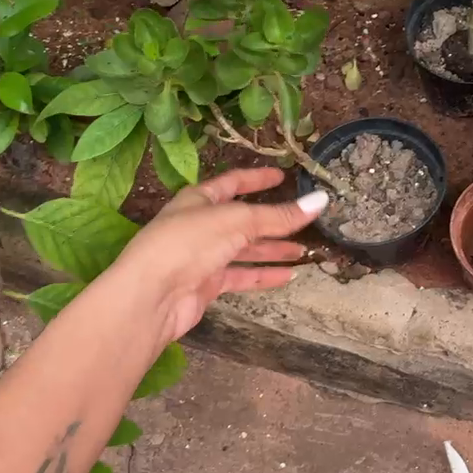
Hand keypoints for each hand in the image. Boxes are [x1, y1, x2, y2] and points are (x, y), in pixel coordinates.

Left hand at [99, 167, 327, 345]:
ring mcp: (203, 256)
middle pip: (243, 220)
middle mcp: (200, 225)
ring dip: (272, 250)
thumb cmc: (188, 243)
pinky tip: (288, 276)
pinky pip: (241, 275)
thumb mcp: (238, 221)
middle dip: (272, 221)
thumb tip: (321, 200)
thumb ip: (279, 215)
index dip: (257, 179)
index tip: (282, 176)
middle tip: (302, 221)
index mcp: (199, 199)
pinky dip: (263, 275)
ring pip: (244, 250)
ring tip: (302, 251)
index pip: (233, 183)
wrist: (152, 296)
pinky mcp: (206, 284)